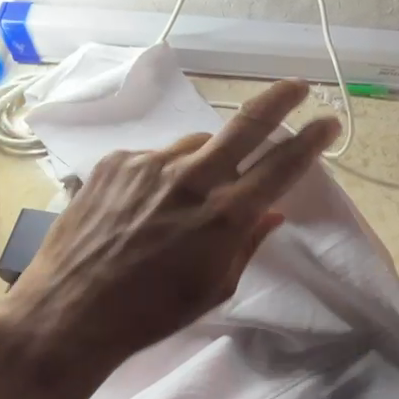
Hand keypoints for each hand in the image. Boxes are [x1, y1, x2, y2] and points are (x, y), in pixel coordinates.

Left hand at [0, 79, 338, 378]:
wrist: (70, 312)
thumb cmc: (153, 313)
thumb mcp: (216, 287)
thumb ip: (248, 243)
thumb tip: (271, 211)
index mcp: (224, 218)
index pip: (281, 166)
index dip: (310, 141)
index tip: (328, 122)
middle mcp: (190, 179)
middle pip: (245, 124)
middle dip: (278, 100)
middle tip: (297, 85)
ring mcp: (149, 164)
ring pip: (196, 145)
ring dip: (208, 159)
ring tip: (192, 194)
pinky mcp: (115, 162)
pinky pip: (155, 158)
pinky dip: (164, 175)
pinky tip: (148, 205)